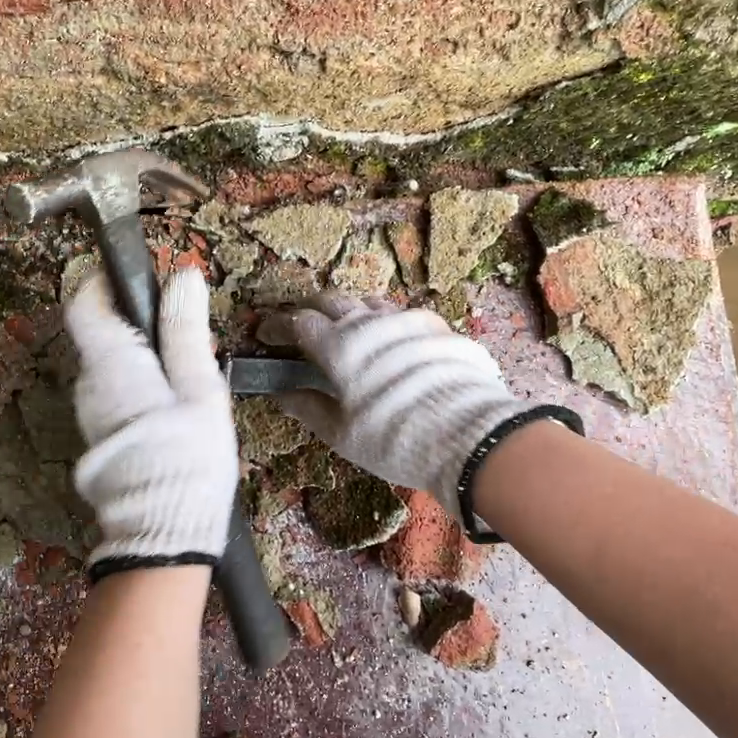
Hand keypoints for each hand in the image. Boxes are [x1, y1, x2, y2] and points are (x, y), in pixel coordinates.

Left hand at [65, 268, 238, 575]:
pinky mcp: (99, 435)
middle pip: (104, 333)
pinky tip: (177, 408)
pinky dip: (141, 385)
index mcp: (109, 363)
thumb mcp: (198, 387)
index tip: (141, 280)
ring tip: (192, 378)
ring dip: (146, 358)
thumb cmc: (186, 454)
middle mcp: (88, 383)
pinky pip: (116, 392)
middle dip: (141, 324)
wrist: (162, 533)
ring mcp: (89, 412)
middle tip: (190, 337)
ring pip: (113, 364)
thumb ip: (186, 331)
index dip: (106, 281)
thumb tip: (183, 276)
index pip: (84, 303)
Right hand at [275, 295, 537, 525]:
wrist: (472, 436)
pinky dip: (384, 323)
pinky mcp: (437, 327)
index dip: (277, 325)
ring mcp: (406, 320)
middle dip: (310, 310)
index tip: (266, 334)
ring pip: (367, 303)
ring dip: (349, 312)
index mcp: (337, 345)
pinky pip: (401, 315)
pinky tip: (390, 344)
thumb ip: (308, 408)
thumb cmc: (394, 437)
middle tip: (302, 328)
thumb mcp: (341, 434)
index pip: (297, 322)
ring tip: (346, 332)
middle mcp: (368, 322)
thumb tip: (282, 394)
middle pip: (331, 300)